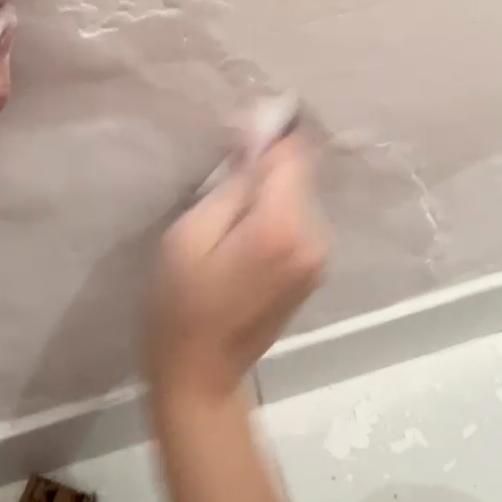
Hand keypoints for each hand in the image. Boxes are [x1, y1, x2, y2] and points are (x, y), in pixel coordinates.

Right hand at [149, 135, 326, 403]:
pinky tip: (246, 229)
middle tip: (226, 167)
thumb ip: (233, 184)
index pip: (294, 152)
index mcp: (282, 225)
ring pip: (301, 192)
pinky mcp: (315, 267)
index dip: (271, 131)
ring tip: (231, 205)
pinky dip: (278, 210)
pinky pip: (300, 217)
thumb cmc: (180, 304)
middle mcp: (315, 235)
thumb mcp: (189, 235)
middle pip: (300, 170)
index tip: (241, 127)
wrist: (202, 374)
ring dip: (273, 187)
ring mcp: (320, 254)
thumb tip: (258, 141)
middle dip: (269, 160)